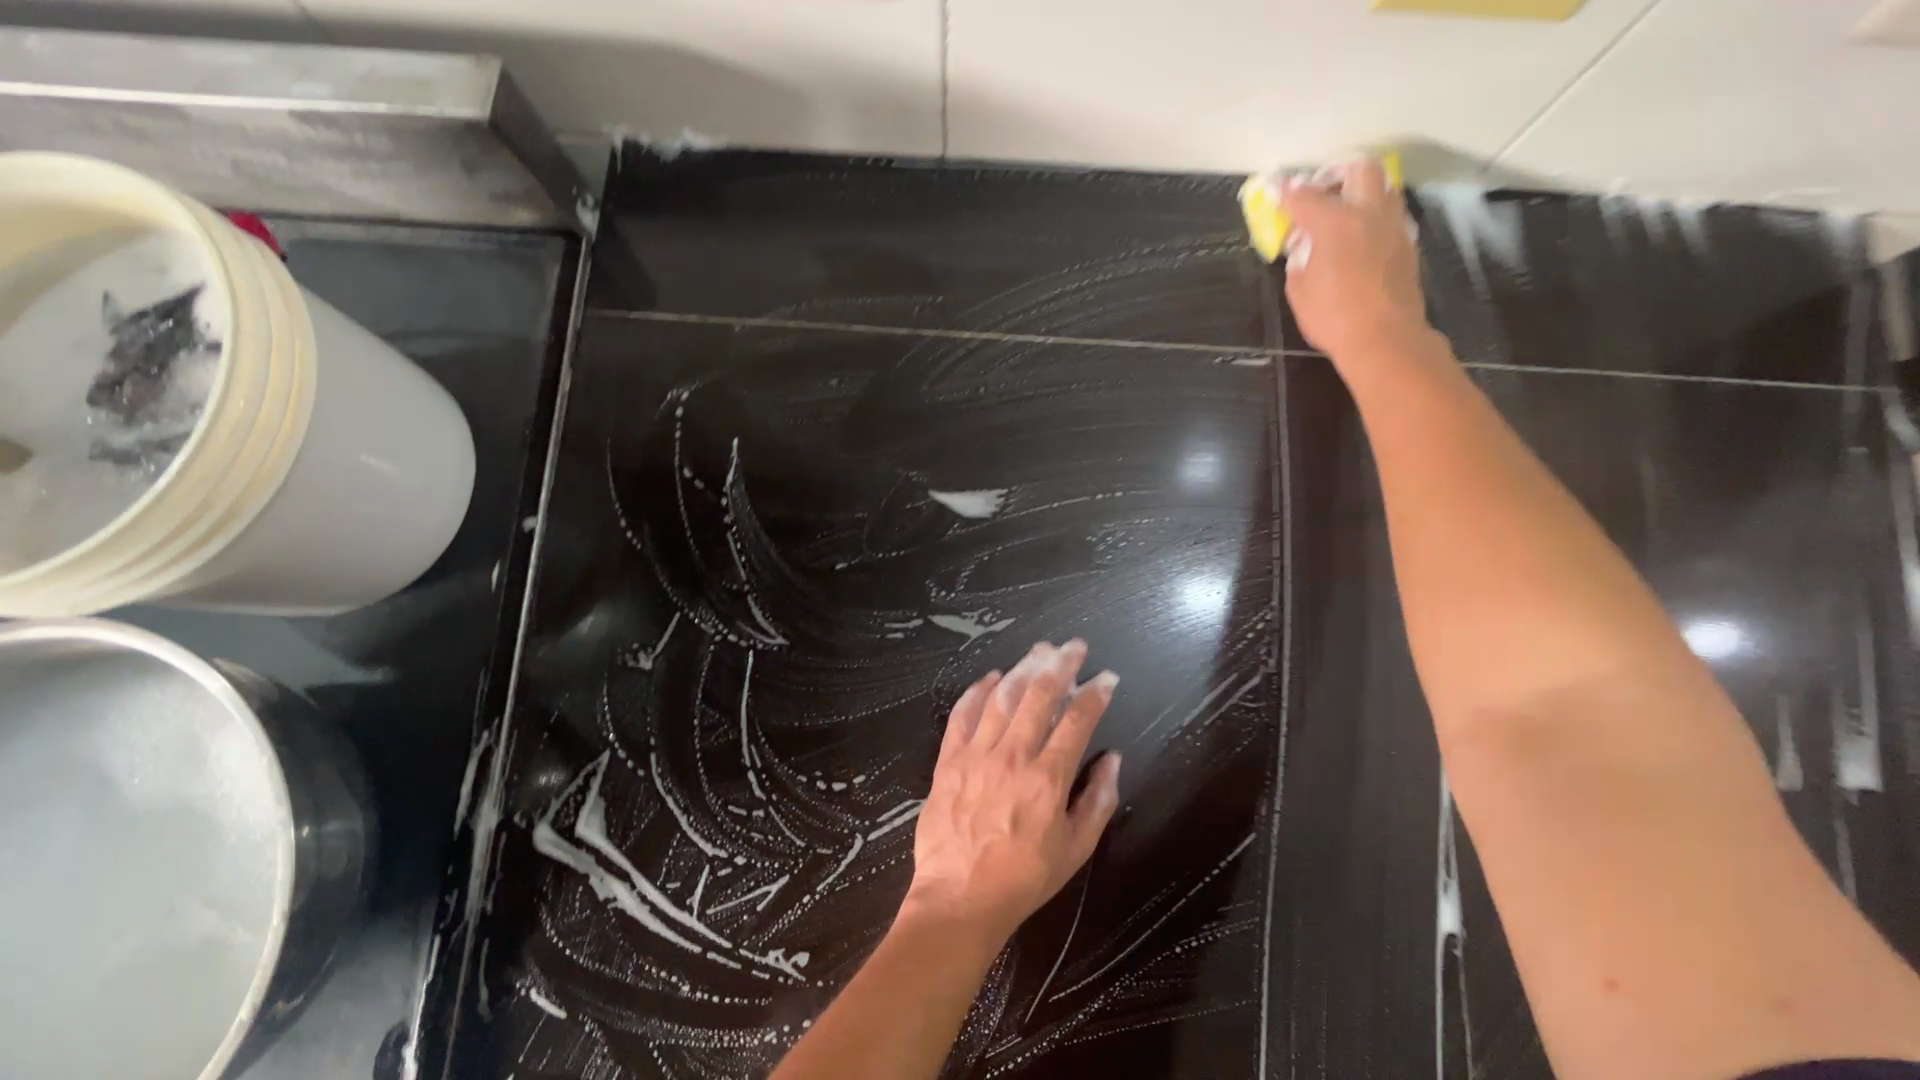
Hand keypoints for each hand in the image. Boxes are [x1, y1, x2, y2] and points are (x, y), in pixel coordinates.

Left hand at [904, 640, 1121, 942]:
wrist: (959, 898)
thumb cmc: (1024, 878)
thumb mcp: (1076, 849)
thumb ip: (1099, 800)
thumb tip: (1113, 759)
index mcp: (1049, 777)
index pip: (1078, 719)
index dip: (1096, 693)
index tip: (1107, 677)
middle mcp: (1013, 755)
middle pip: (1040, 694)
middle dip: (1061, 663)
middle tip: (1075, 646)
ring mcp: (976, 754)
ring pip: (1003, 696)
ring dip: (1024, 667)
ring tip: (1040, 650)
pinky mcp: (948, 760)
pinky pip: (962, 714)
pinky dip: (978, 691)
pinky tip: (992, 677)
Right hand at [1279, 157, 1431, 359]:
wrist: (1384, 339)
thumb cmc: (1333, 317)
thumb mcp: (1299, 289)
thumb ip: (1300, 258)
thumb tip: (1304, 245)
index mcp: (1335, 222)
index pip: (1304, 196)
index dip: (1286, 191)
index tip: (1275, 187)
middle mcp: (1368, 214)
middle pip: (1360, 168)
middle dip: (1337, 172)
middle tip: (1321, 190)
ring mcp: (1393, 227)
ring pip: (1384, 187)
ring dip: (1362, 191)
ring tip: (1344, 212)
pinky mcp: (1407, 246)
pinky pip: (1391, 216)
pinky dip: (1374, 217)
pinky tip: (1361, 238)